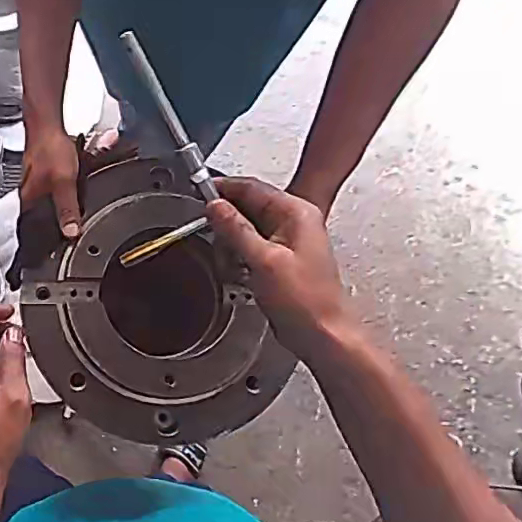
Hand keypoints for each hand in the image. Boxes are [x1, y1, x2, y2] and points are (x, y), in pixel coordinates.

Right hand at [22, 124, 82, 239]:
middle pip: (43, 221)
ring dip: (63, 213)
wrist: (49, 125)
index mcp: (27, 201)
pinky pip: (56, 197)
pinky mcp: (46, 180)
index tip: (57, 249)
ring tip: (74, 219)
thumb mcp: (64, 182)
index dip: (44, 242)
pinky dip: (66, 199)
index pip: (32, 231)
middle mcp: (29, 197)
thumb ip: (67, 208)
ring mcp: (37, 188)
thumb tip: (70, 232)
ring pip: (50, 209)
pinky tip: (74, 197)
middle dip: (58, 228)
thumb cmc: (50, 149)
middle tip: (70, 235)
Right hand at [205, 177, 350, 357]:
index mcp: (295, 213)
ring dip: (231, 247)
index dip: (222, 189)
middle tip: (219, 245)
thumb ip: (236, 229)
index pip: (251, 187)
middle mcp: (293, 223)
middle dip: (226, 227)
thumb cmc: (307, 301)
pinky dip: (238, 259)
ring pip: (244, 230)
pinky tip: (240, 274)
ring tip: (233, 267)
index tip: (200, 194)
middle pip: (245, 208)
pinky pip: (248, 248)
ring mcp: (286, 241)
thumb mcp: (263, 261)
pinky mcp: (278, 259)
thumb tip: (215, 206)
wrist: (321, 334)